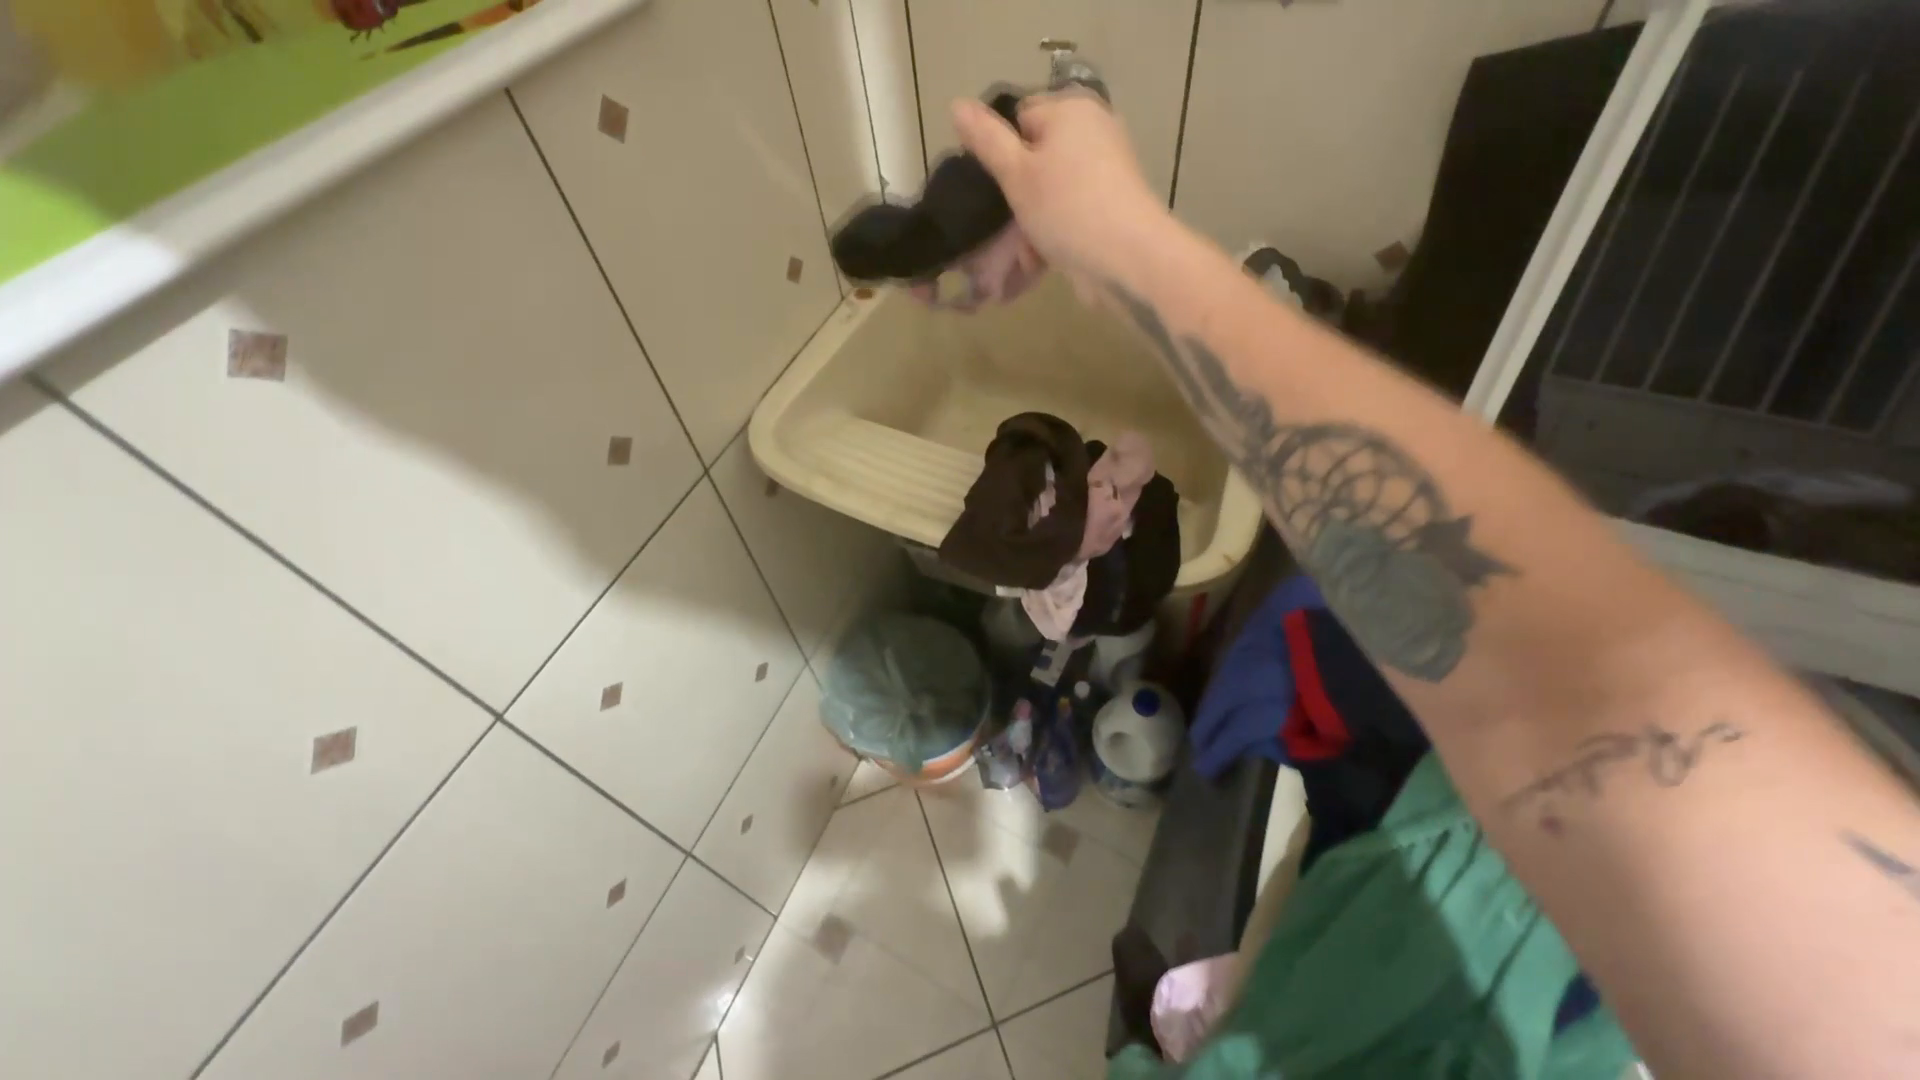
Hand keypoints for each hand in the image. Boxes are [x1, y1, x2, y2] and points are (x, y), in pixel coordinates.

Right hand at [951, 91, 1169, 290]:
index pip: (1020, 117)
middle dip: (1017, 196)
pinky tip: (1042, 259)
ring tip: (1026, 252)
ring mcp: (1106, 169)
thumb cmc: (1068, 209)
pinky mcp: (1112, 204)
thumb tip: (957, 104)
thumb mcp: (1016, 173)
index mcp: (1071, 110)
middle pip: (1036, 157)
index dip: (1000, 151)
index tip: (993, 186)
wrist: (1129, 259)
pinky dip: (1055, 232)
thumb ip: (986, 140)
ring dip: (1032, 222)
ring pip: (1050, 190)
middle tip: (1005, 226)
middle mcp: (1094, 130)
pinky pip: (1070, 211)